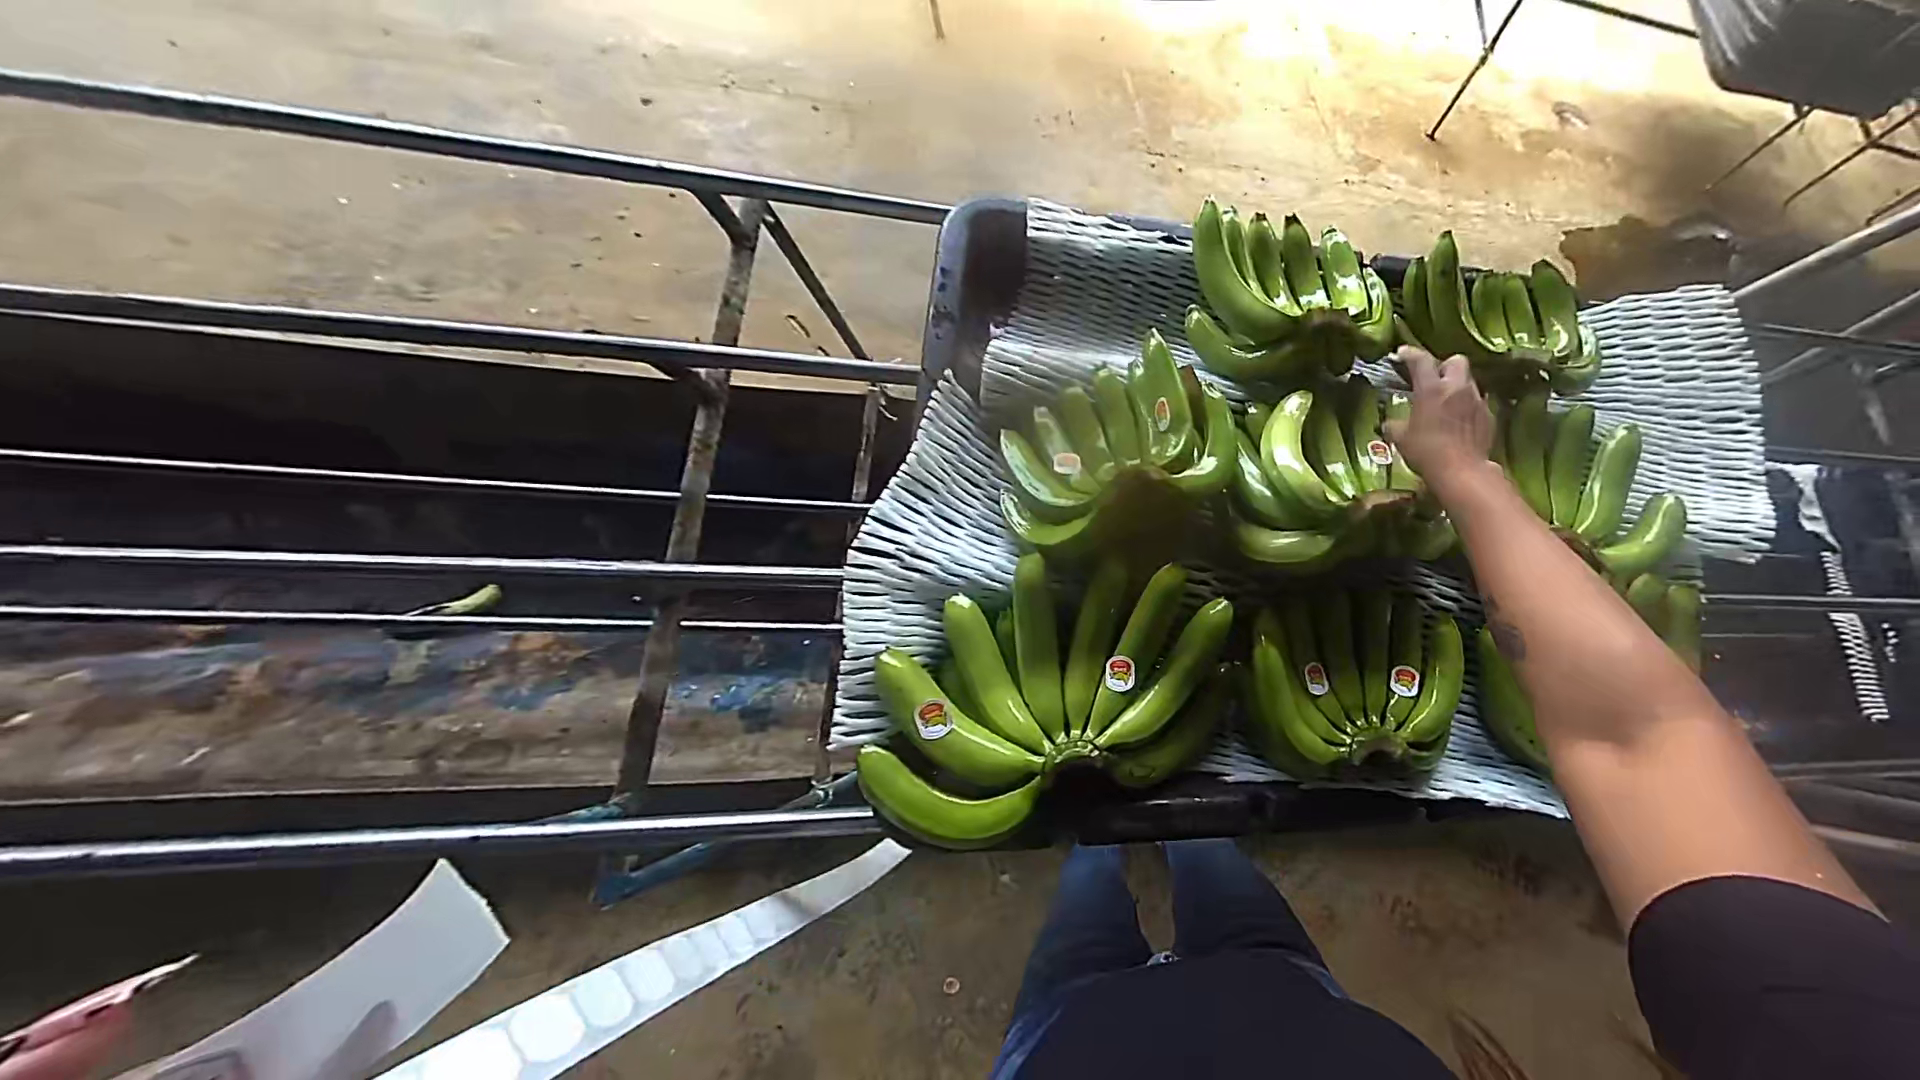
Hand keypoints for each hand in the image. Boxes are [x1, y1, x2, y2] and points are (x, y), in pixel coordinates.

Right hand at [1383, 346, 1493, 495]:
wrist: (1461, 469)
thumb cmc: (1424, 451)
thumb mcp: (1400, 437)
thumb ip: (1396, 424)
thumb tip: (1391, 422)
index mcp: (1431, 389)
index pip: (1421, 360)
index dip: (1410, 354)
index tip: (1401, 353)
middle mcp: (1457, 388)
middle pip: (1455, 361)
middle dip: (1443, 366)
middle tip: (1431, 379)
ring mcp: (1476, 400)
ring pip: (1467, 381)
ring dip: (1455, 386)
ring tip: (1443, 402)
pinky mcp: (1488, 414)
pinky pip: (1475, 401)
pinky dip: (1465, 405)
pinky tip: (1456, 420)